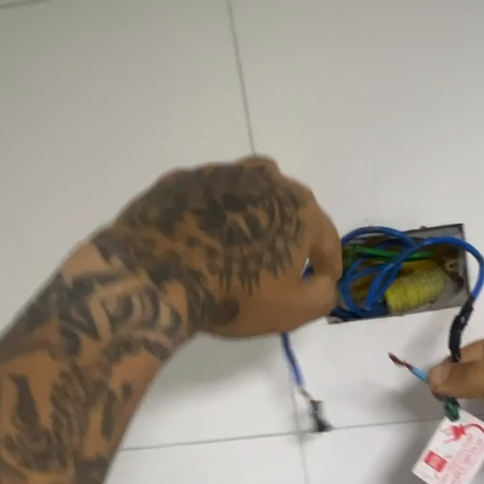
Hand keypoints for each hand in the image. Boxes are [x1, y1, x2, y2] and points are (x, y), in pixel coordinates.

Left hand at [94, 156, 341, 337]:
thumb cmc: (234, 293)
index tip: (323, 282)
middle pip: (291, 209)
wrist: (154, 275)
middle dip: (293, 235)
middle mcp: (266, 179)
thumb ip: (323, 294)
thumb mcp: (293, 310)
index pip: (326, 239)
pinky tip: (202, 239)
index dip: (328, 265)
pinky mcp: (181, 179)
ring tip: (242, 246)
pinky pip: (209, 198)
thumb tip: (325, 282)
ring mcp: (220, 174)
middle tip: (283, 264)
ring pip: (250, 195)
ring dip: (254, 217)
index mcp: (300, 208)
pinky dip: (214, 215)